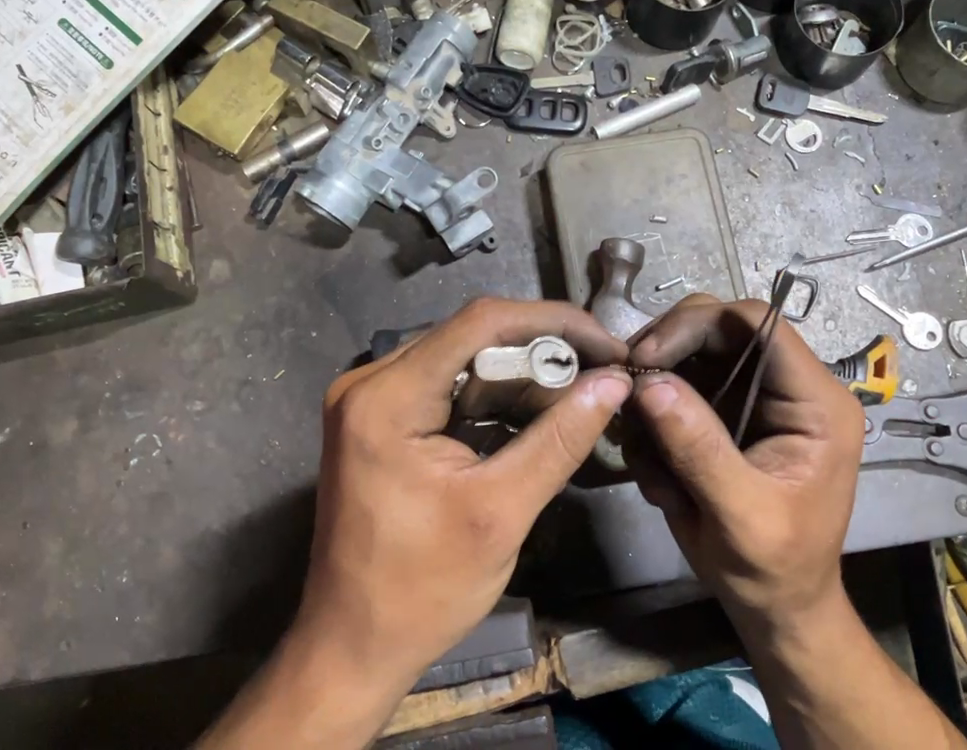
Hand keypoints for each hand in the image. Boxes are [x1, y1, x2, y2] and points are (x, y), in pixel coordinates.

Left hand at [296, 298, 629, 685]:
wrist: (352, 643)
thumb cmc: (422, 590)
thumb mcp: (501, 512)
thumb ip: (559, 440)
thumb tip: (614, 384)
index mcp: (386, 397)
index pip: (480, 323)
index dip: (552, 323)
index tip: (607, 345)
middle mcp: (368, 381)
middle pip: (468, 334)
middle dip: (540, 346)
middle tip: (599, 371)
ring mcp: (367, 398)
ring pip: (459, 354)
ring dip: (518, 369)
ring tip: (576, 388)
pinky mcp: (376, 418)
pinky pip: (443, 382)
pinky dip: (489, 392)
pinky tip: (531, 409)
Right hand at [624, 295, 863, 636]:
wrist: (776, 606)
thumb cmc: (774, 568)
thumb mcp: (740, 515)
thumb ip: (698, 447)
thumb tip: (649, 383)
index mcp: (815, 402)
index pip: (759, 324)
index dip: (697, 325)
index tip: (645, 358)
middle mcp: (785, 386)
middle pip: (717, 326)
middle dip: (666, 352)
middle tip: (626, 389)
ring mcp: (752, 396)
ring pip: (688, 354)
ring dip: (653, 393)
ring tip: (642, 450)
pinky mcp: (724, 413)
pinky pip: (675, 389)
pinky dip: (652, 421)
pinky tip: (656, 472)